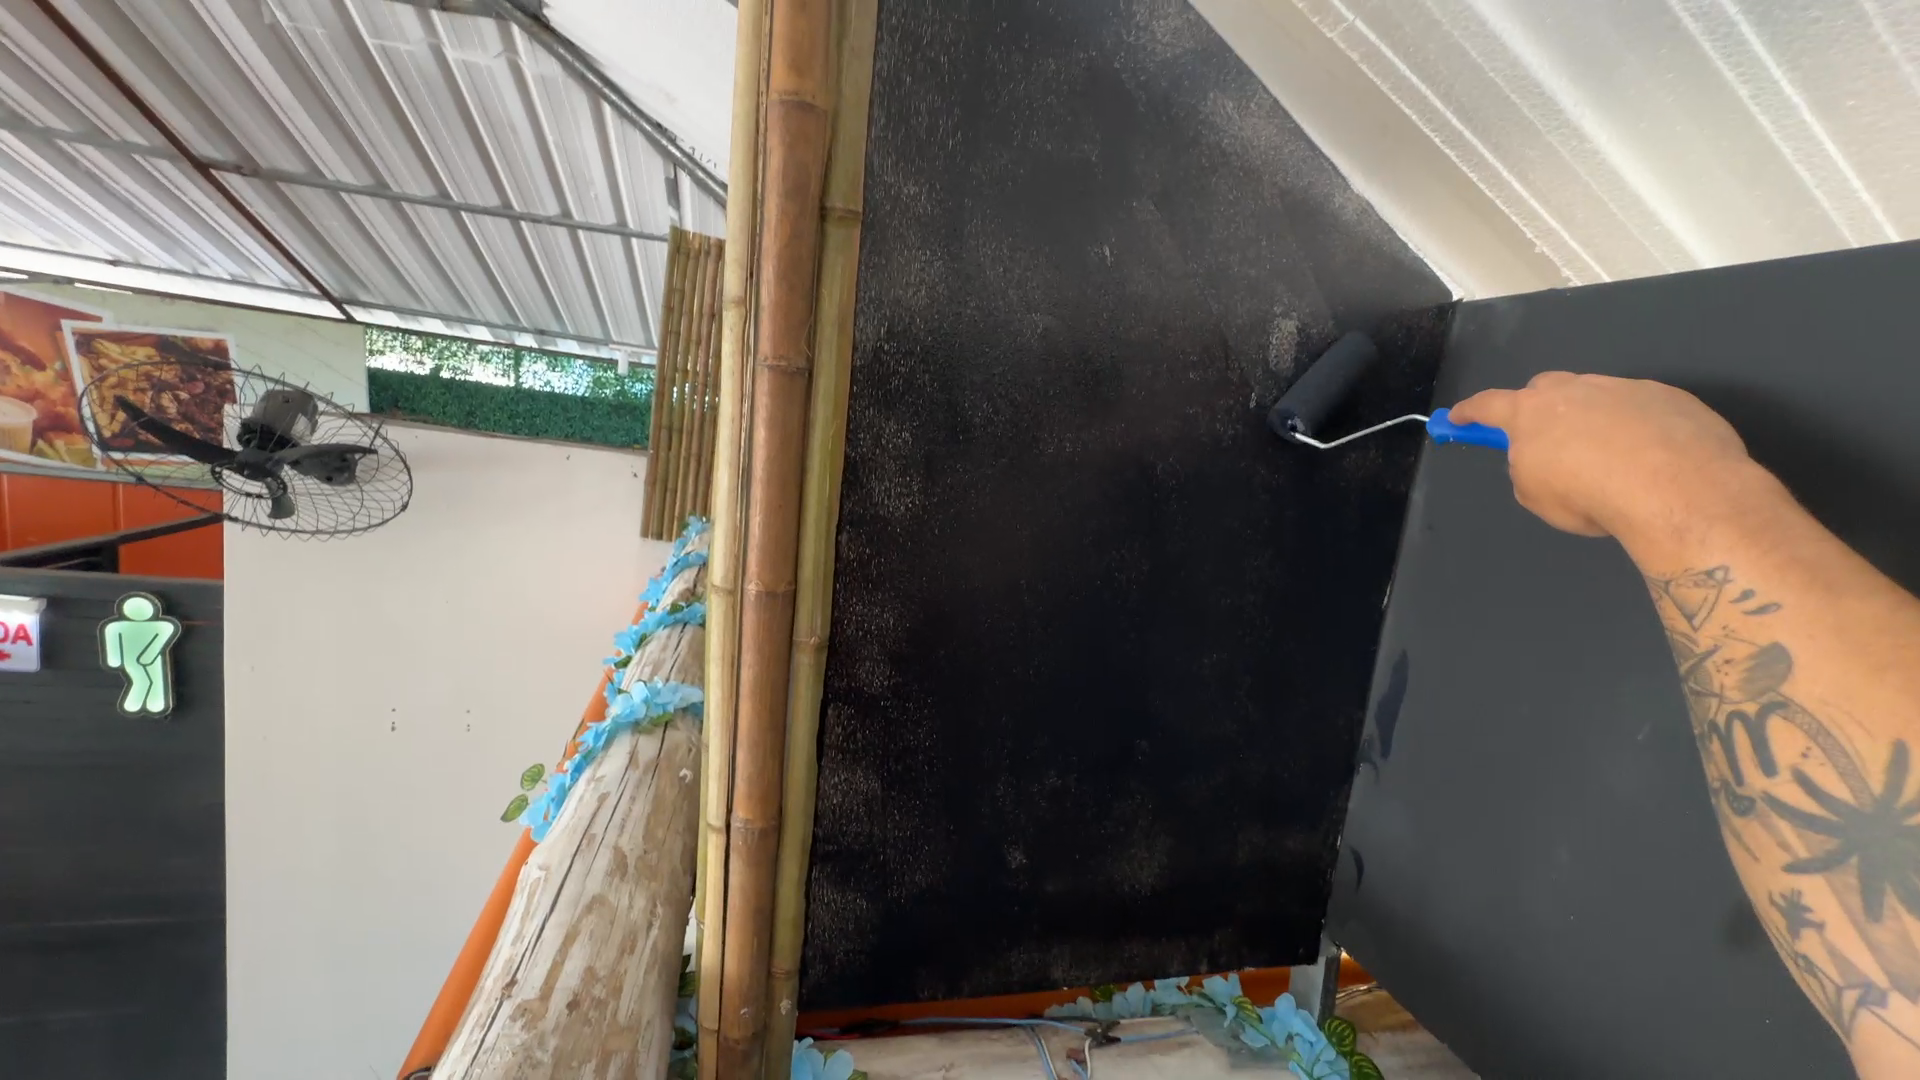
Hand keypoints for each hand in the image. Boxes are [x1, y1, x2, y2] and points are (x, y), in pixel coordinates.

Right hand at [1449, 373, 1755, 539]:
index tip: (1458, 418)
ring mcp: (1626, 389)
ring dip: (1591, 419)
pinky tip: (1647, 458)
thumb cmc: (1589, 495)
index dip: (1468, 412)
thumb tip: (1543, 460)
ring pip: (1596, 396)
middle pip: (1545, 388)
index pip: (1487, 405)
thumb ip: (1528, 468)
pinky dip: (1635, 428)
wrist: (1678, 491)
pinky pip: (1640, 408)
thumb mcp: (1535, 494)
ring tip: (1608, 458)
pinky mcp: (1671, 398)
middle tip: (1547, 440)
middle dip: (1539, 408)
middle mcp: (1575, 390)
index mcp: (1530, 412)